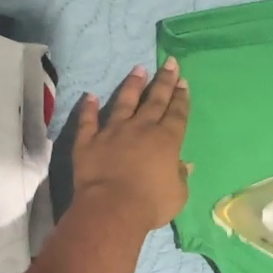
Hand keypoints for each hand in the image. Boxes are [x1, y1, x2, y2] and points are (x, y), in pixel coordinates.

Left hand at [71, 59, 191, 231]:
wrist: (112, 208)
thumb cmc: (151, 204)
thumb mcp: (177, 194)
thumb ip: (180, 176)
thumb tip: (185, 164)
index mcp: (166, 141)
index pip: (177, 114)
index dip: (181, 98)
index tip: (183, 81)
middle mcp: (141, 129)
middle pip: (155, 101)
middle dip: (164, 81)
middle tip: (170, 63)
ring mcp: (113, 132)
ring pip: (124, 102)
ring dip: (132, 85)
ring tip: (138, 69)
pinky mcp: (88, 141)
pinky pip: (87, 121)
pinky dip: (88, 108)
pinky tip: (90, 96)